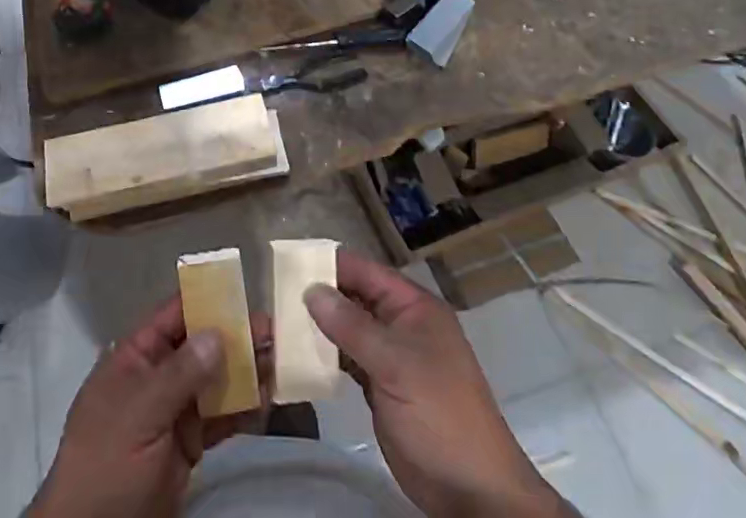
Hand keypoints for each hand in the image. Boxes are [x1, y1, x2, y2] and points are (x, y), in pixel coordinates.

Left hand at [28, 296, 270, 517]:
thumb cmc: (105, 465)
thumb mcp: (138, 414)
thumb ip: (180, 373)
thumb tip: (218, 333)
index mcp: (134, 360)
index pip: (173, 316)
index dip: (206, 300)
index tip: (244, 291)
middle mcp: (156, 378)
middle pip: (202, 346)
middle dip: (237, 337)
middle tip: (275, 333)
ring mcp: (174, 411)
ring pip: (217, 379)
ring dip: (247, 371)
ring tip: (279, 364)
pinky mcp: (189, 443)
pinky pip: (222, 416)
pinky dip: (245, 407)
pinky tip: (267, 400)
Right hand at [305, 252, 567, 517]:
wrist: (469, 483)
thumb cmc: (437, 410)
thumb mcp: (394, 363)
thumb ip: (352, 326)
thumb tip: (312, 290)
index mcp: (415, 307)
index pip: (369, 273)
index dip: (334, 264)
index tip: (292, 261)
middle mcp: (403, 325)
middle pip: (358, 299)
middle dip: (322, 296)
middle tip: (276, 296)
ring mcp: (393, 357)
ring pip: (351, 330)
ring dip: (321, 328)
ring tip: (280, 324)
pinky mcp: (382, 386)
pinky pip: (350, 360)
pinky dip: (328, 357)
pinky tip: (300, 357)